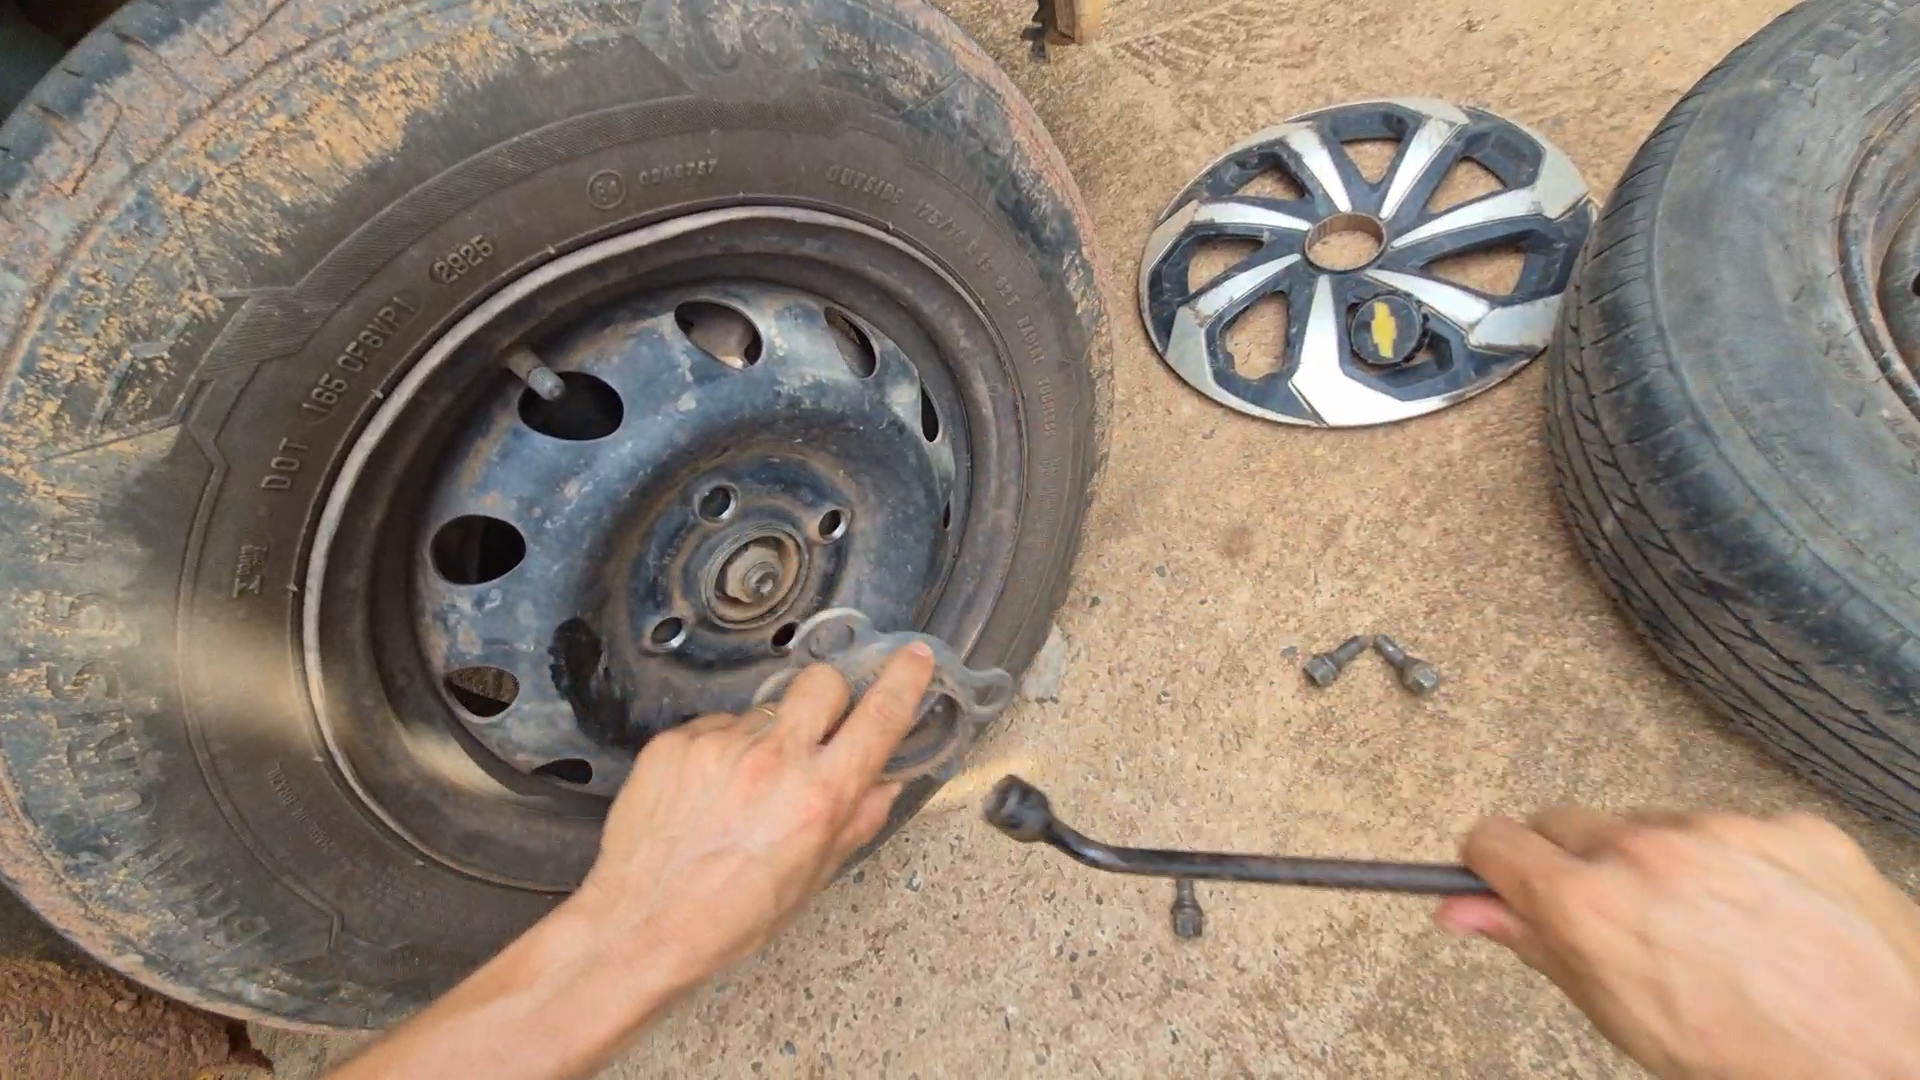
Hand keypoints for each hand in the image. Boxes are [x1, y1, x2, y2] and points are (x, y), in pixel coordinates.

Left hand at [326, 647, 932, 1079]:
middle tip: (814, 732)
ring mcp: (721, 744)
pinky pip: (717, 724)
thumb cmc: (733, 916)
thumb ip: (857, 820)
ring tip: (744, 783)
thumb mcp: (812, 878)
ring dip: (769, 733)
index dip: (905, 680)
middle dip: (828, 698)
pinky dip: (722, 747)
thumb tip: (887, 780)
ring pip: (765, 708)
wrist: (637, 928)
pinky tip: (706, 789)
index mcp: (819, 796)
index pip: (879, 718)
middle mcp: (775, 759)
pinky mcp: (676, 741)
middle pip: (822, 681)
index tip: (916, 655)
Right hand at [1437, 807, 1919, 1079]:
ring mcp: (1722, 833)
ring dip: (1660, 859)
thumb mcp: (1618, 1013)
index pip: (1490, 838)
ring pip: (1647, 824)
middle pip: (1562, 822)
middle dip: (1577, 861)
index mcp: (1586, 899)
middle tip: (1626, 916)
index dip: (1496, 865)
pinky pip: (1734, 828)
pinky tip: (1775, 914)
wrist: (1903, 1079)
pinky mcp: (1794, 830)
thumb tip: (1452, 908)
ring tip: (1717, 924)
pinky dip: (1740, 862)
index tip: (1512, 882)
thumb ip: (1528, 941)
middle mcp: (1641, 849)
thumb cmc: (1749, 1062)